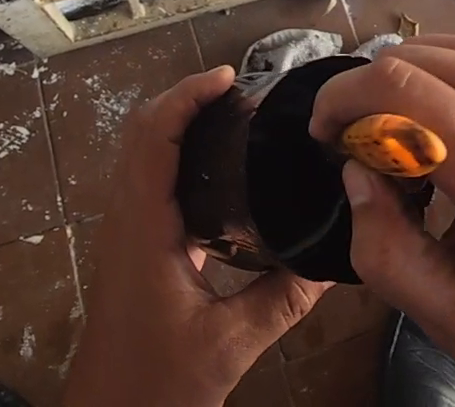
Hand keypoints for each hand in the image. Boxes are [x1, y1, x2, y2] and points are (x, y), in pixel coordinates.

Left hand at [63, 66, 330, 406]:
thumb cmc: (156, 382)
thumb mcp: (229, 345)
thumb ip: (281, 300)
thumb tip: (330, 259)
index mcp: (143, 226)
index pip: (154, 136)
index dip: (186, 96)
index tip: (227, 77)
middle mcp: (126, 215)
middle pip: (141, 131)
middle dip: (182, 98)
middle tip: (233, 90)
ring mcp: (124, 228)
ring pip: (140, 151)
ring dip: (175, 120)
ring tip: (227, 114)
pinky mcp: (132, 243)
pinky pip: (148, 177)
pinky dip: (175, 152)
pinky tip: (217, 167)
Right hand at [310, 36, 454, 405]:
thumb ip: (382, 251)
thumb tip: (355, 170)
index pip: (397, 87)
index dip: (341, 97)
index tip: (326, 132)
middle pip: (409, 58)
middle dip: (365, 94)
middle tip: (364, 146)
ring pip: (436, 47)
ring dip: (402, 85)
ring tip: (409, 139)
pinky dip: (441, 79)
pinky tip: (451, 125)